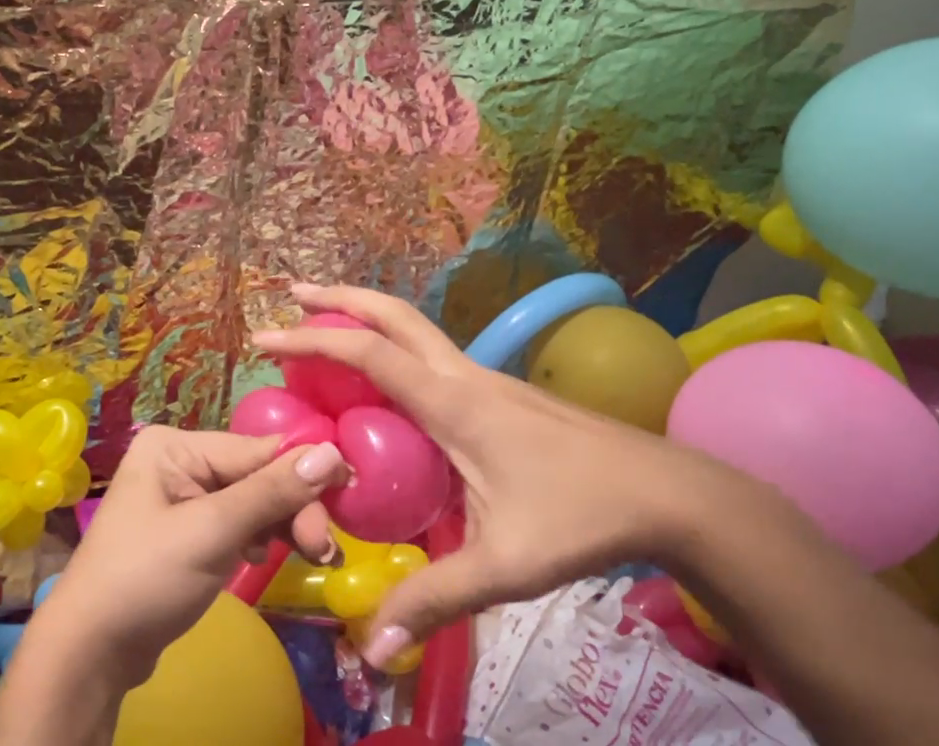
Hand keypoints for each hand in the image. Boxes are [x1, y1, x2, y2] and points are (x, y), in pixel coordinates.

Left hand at [27, 426, 348, 687]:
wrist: (93, 647)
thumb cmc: (146, 578)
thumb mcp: (213, 531)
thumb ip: (271, 492)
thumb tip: (332, 451)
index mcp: (175, 445)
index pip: (257, 450)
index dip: (303, 476)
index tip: (346, 507)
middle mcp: (178, 460)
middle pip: (257, 475)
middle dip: (293, 508)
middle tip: (322, 550)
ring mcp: (181, 495)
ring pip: (252, 501)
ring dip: (282, 525)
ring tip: (311, 556)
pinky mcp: (187, 530)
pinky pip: (236, 522)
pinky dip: (258, 539)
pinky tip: (262, 558)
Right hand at [252, 284, 744, 668]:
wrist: (672, 494)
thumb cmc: (581, 520)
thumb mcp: (503, 565)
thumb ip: (435, 600)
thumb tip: (373, 646)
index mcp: (453, 404)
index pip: (369, 353)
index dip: (312, 341)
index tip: (266, 338)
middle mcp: (464, 376)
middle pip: (393, 314)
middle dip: (338, 297)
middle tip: (292, 292)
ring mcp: (487, 379)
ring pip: (415, 327)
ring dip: (367, 314)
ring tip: (329, 320)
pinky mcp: (502, 393)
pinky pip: (432, 352)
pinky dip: (394, 342)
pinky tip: (390, 376)